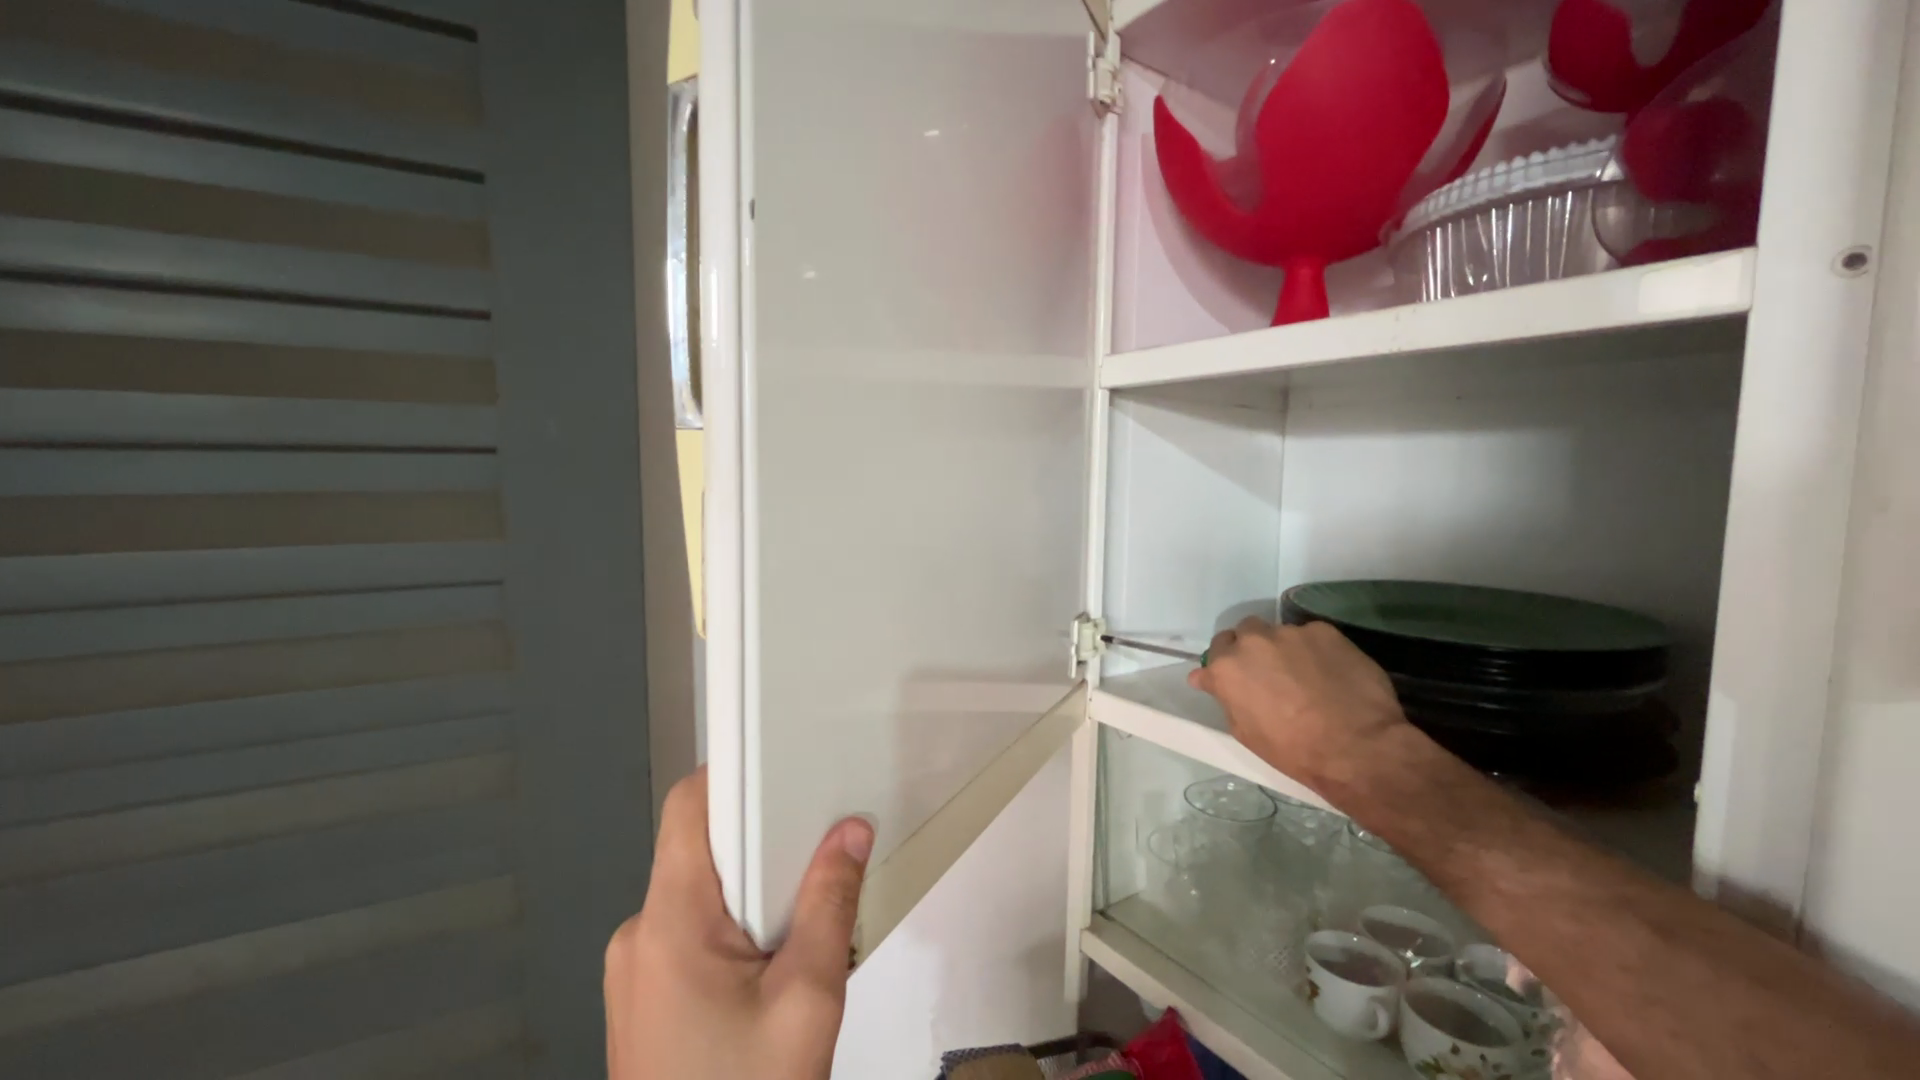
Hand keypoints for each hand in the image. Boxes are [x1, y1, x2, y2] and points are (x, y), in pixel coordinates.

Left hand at [605, 768, 874, 1079]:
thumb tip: (850, 831)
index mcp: (668, 923)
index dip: (735, 776)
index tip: (786, 767)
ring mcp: (631, 971)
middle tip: (815, 865)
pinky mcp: (639, 999)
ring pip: (698, 897)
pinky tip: (768, 971)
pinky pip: (688, 936)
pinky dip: (731, 933)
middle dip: (761, 851)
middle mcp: (637, 936)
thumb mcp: (808, 1001)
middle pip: (699, 851)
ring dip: (750, 900)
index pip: (687, 809)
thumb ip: (830, 905)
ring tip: (796, 935)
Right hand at [1188, 618, 1409, 791]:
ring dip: (1285, 649)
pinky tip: (1330, 672)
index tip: (1236, 679)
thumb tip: (1207, 678)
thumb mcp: (1245, 732)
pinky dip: (1315, 650)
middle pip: (1244, 632)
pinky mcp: (1323, 631)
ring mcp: (1290, 633)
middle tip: (1269, 673)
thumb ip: (1226, 697)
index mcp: (1227, 668)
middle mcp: (1253, 642)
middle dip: (1252, 649)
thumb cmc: (1294, 749)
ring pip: (1280, 633)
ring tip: (1306, 674)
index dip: (1225, 666)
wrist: (1357, 745)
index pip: (1214, 653)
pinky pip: (1311, 636)